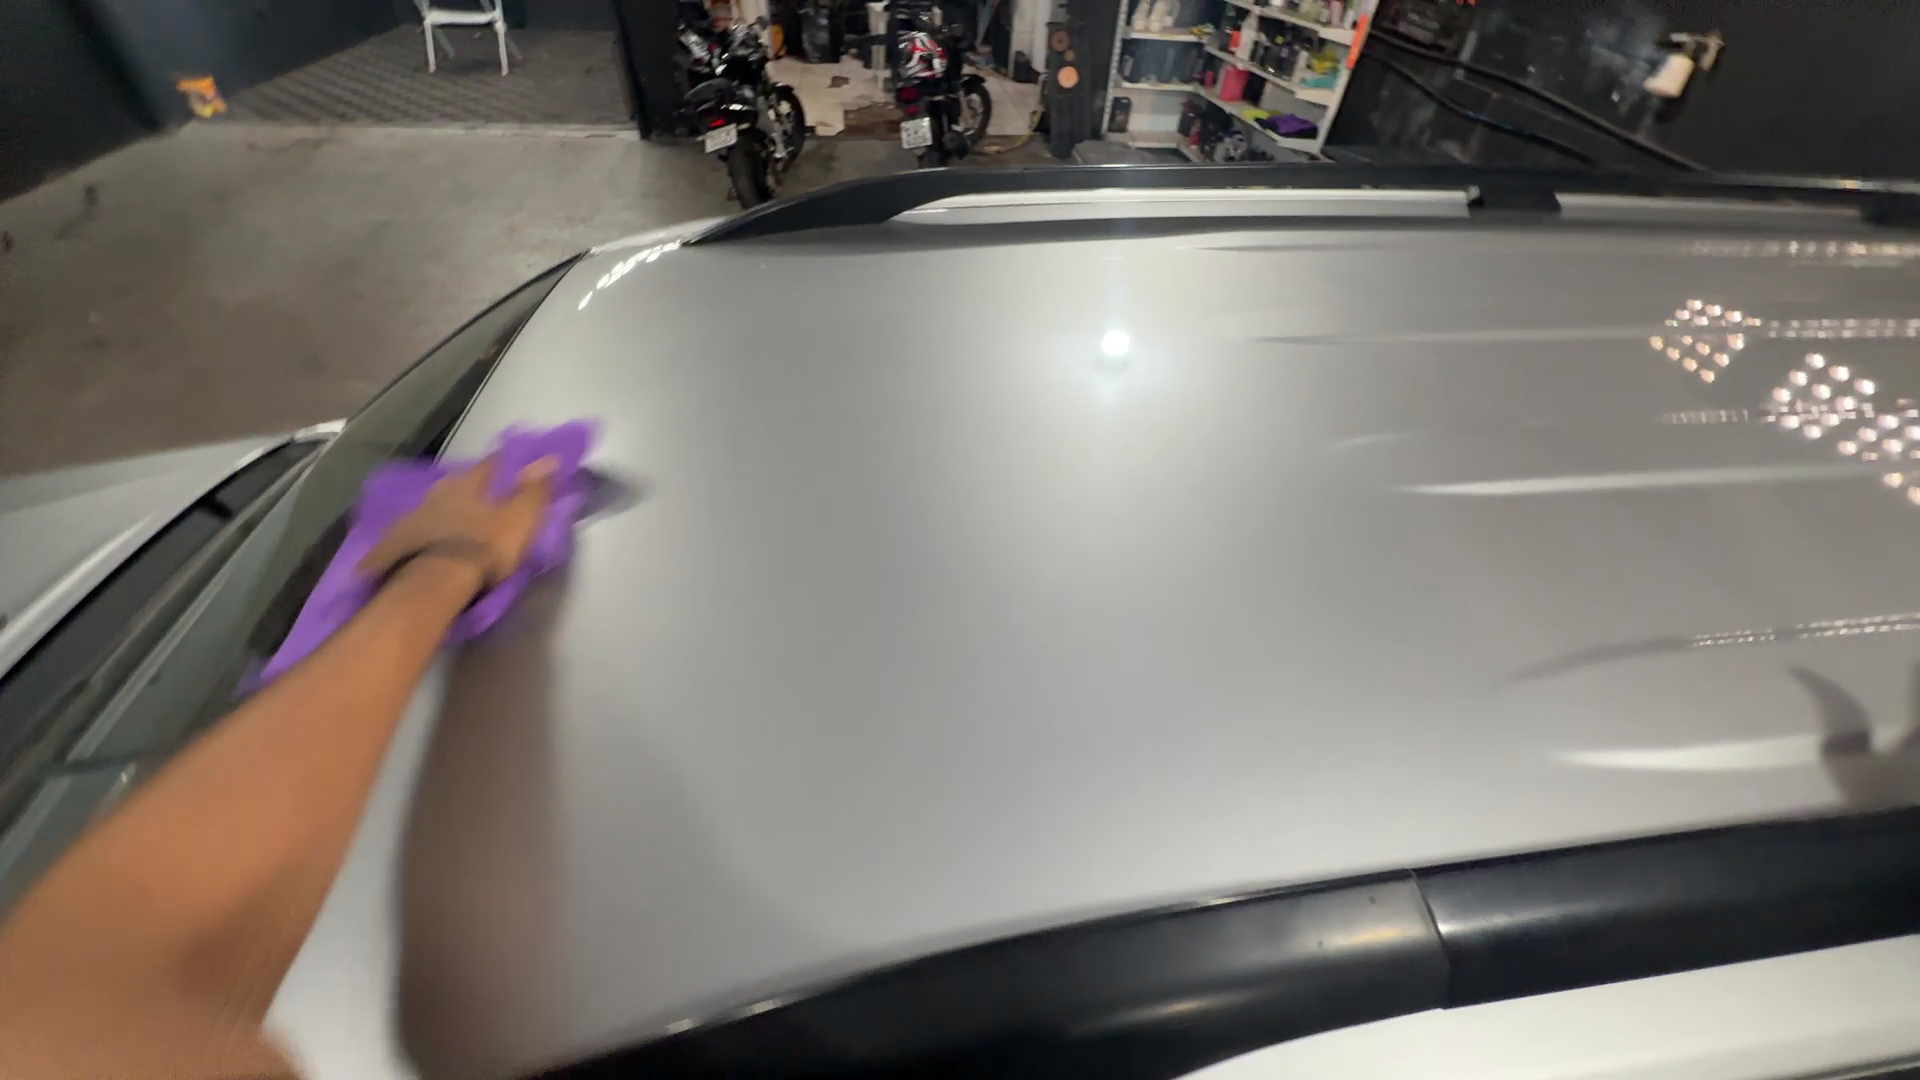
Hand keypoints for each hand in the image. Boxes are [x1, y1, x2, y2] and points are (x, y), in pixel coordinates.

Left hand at [358, 455, 557, 590]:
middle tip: (485, 491)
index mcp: (470, 484)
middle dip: (473, 485)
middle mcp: (439, 493)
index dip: (508, 462)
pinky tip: (432, 539)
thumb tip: (550, 458)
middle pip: (458, 482)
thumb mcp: (520, 518)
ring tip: (459, 517)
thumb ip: (534, 490)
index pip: (492, 464)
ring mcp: (414, 517)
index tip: (519, 461)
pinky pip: (416, 530)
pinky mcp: (395, 543)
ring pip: (435, 504)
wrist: (431, 583)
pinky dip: (428, 531)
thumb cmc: (485, 547)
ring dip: (448, 508)